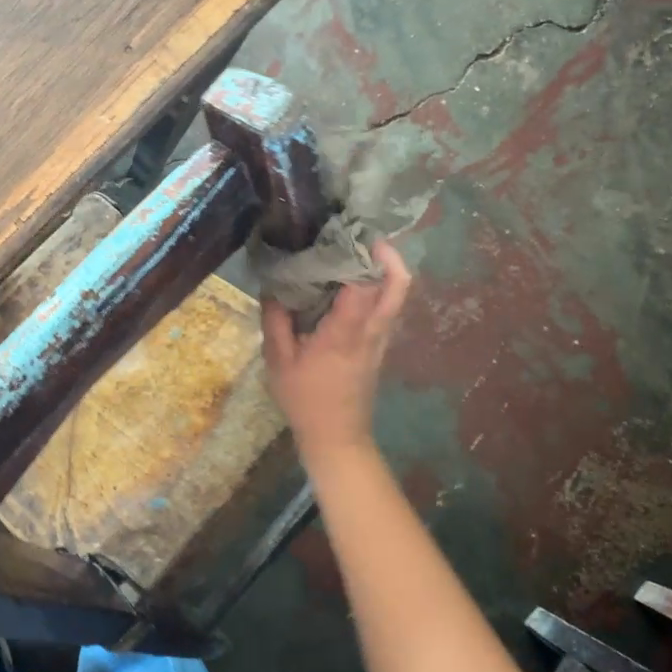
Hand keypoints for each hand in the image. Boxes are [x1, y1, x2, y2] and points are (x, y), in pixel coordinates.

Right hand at [261, 239, 409, 456]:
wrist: (337, 437)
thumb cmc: (305, 400)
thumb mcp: (278, 361)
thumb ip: (276, 320)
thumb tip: (273, 285)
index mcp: (346, 332)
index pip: (364, 285)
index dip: (357, 255)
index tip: (338, 233)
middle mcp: (372, 330)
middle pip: (397, 283)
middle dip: (386, 253)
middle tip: (360, 234)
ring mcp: (381, 338)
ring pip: (397, 294)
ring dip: (384, 267)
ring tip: (354, 250)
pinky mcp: (380, 345)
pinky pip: (388, 306)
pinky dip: (378, 285)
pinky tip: (350, 281)